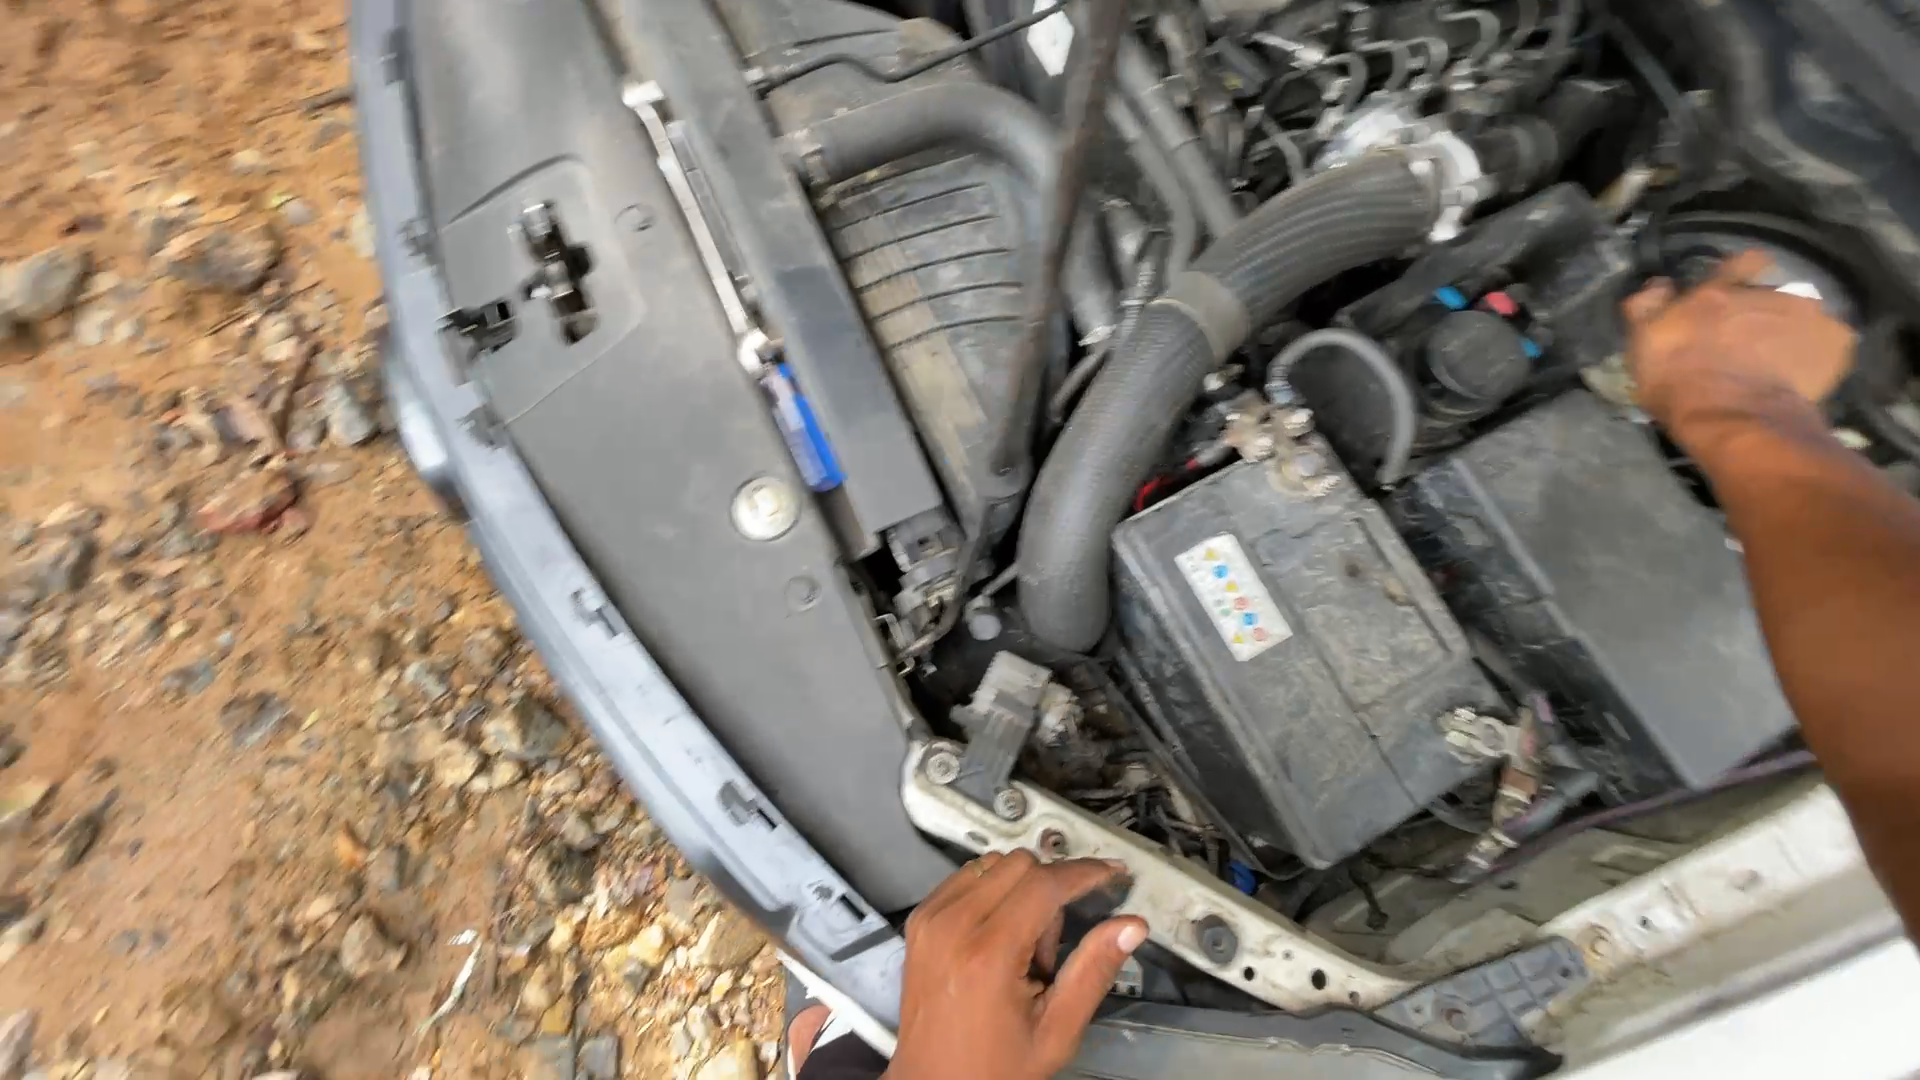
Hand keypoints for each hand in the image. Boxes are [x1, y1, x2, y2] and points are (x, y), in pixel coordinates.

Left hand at [886, 852, 1147, 1079]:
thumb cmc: (995, 1067)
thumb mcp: (1056, 1031)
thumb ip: (1094, 971)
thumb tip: (1132, 926)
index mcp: (988, 954)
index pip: (1045, 884)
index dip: (1084, 872)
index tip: (1111, 872)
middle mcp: (953, 923)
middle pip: (1020, 864)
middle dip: (1048, 894)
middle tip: (1048, 952)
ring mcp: (931, 916)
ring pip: (995, 863)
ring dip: (1019, 891)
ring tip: (1020, 948)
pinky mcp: (920, 915)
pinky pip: (968, 875)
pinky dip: (991, 891)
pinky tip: (996, 935)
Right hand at [1623, 249, 1855, 454]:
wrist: (1732, 414)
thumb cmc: (1676, 379)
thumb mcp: (1642, 342)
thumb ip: (1646, 307)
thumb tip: (1656, 283)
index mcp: (1718, 292)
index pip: (1741, 262)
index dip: (1739, 271)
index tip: (1731, 289)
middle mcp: (1767, 293)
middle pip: (1770, 293)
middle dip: (1757, 310)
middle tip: (1741, 338)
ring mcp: (1808, 314)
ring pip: (1798, 315)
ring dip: (1783, 330)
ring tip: (1768, 361)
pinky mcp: (1835, 340)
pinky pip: (1824, 340)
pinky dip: (1809, 353)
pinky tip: (1792, 373)